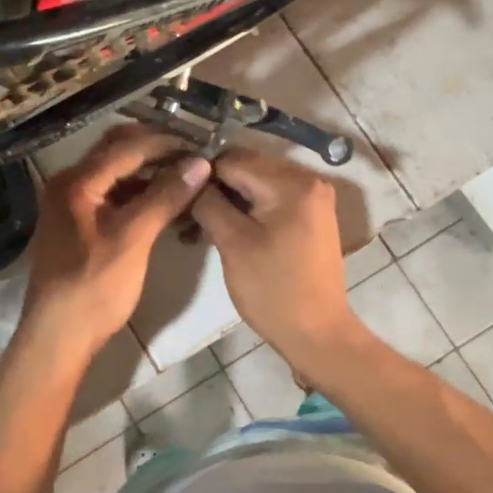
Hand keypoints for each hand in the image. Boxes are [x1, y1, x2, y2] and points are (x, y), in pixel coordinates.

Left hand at [21, 125, 212, 352]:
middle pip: (116, 151)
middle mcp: (68, 185)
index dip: (166, 143)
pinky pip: (112, 196)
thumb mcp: (132, 239)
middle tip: (194, 155)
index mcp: (75, 182)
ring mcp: (71, 206)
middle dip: (155, 149)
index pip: (126, 146)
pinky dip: (138, 194)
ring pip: (115, 174)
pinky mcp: (78, 227)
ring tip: (186, 177)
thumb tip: (200, 163)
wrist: (57, 338)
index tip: (202, 146)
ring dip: (148, 171)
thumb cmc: (93, 288)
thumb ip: (164, 197)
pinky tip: (165, 203)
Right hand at [189, 148, 366, 365]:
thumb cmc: (273, 290)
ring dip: (229, 199)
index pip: (233, 159)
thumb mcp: (233, 243)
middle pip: (247, 168)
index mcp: (293, 183)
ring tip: (200, 225)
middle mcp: (309, 180)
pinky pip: (272, 199)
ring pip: (257, 184)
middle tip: (185, 214)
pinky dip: (248, 209)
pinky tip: (226, 229)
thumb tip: (190, 177)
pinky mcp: (311, 216)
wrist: (316, 333)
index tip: (176, 194)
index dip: (201, 174)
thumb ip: (209, 202)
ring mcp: (313, 198)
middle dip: (215, 187)